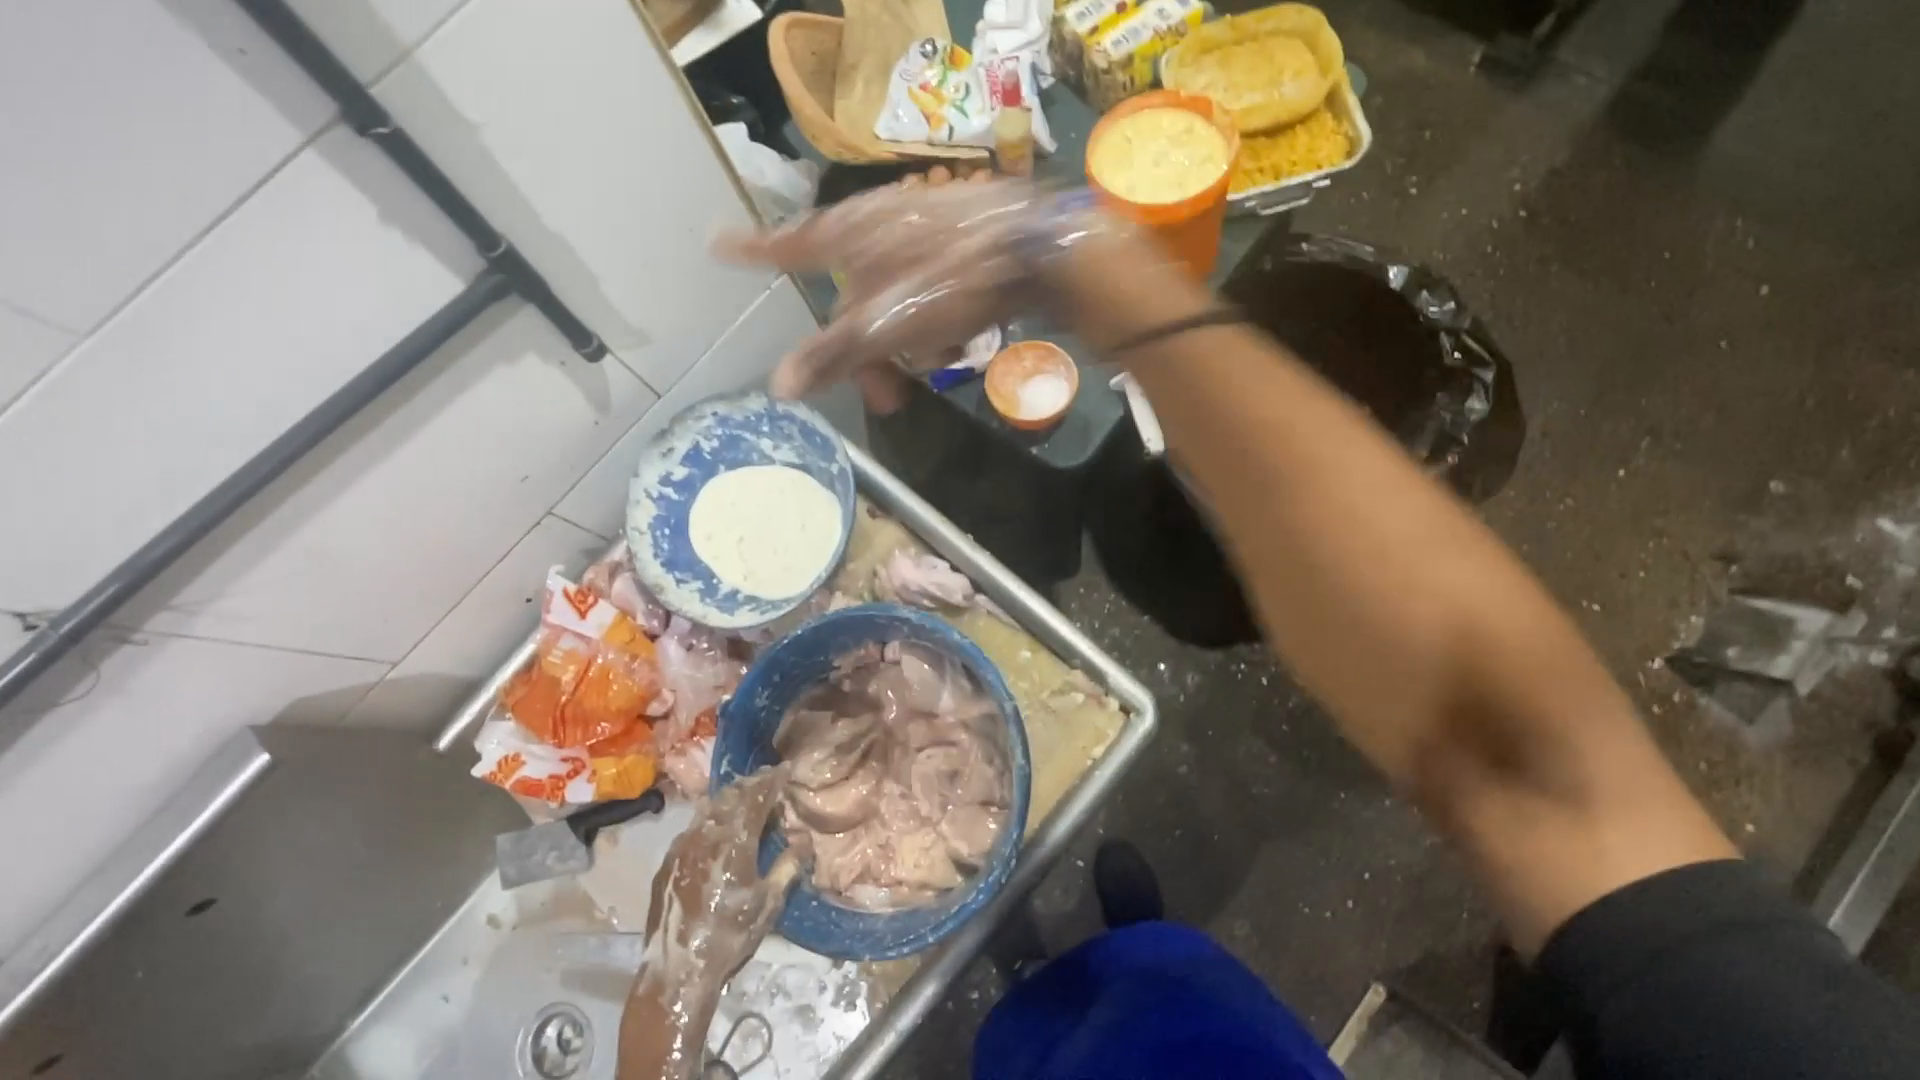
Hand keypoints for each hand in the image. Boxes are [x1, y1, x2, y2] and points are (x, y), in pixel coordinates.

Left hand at [620, 766, 798, 1079]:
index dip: (771, 781)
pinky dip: (710, 821)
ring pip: (708, 810)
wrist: (679, 970)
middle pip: (730, 797)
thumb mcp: (769, 903)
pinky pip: (692, 830)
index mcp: (734, 841)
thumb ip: (788, 865)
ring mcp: (681, 847)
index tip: (785, 769)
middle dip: (750, 785)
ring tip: (744, 800)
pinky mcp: (667, 863)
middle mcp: (704, 835)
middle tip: (767, 780)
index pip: (755, 798)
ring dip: (729, 800)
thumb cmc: (731, 937)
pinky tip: (716, 832)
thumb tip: (804, 837)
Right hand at [715, 180, 1127, 397]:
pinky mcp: (953, 236)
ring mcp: (917, 226)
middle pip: (849, 292)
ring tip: (934, 368)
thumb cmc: (951, 282)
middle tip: (885, 398)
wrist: (1039, 250)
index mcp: (846, 235)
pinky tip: (959, 339)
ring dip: (905, 341)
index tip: (717, 244)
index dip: (752, 252)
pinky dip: (933, 317)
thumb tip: (778, 387)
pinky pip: (925, 284)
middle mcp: (875, 224)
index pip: (786, 247)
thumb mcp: (887, 326)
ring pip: (891, 294)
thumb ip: (834, 355)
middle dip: (865, 350)